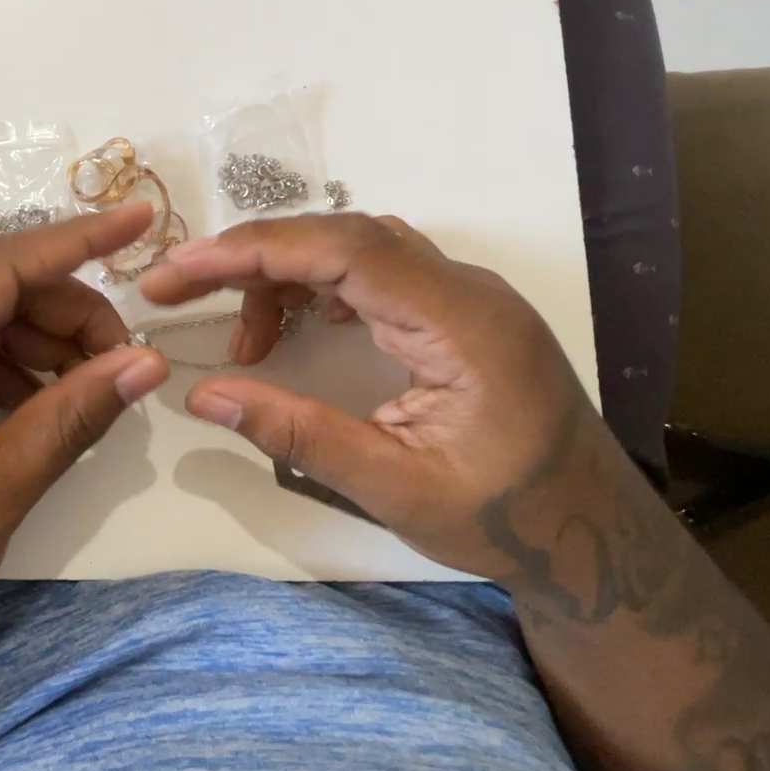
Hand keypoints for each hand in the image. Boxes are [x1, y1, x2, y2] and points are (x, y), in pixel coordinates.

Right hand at [139, 212, 619, 578]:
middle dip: (251, 255)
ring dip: (282, 274)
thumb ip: (300, 436)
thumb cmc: (506, 519)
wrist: (593, 534)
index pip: (345, 252)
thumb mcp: (397, 490)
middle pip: (341, 236)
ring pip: (353, 247)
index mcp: (462, 323)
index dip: (256, 249)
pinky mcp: (451, 310)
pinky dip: (315, 287)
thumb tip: (204, 397)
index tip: (184, 266)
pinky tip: (292, 325)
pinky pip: (370, 270)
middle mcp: (463, 289)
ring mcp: (460, 294)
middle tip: (176, 286)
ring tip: (241, 339)